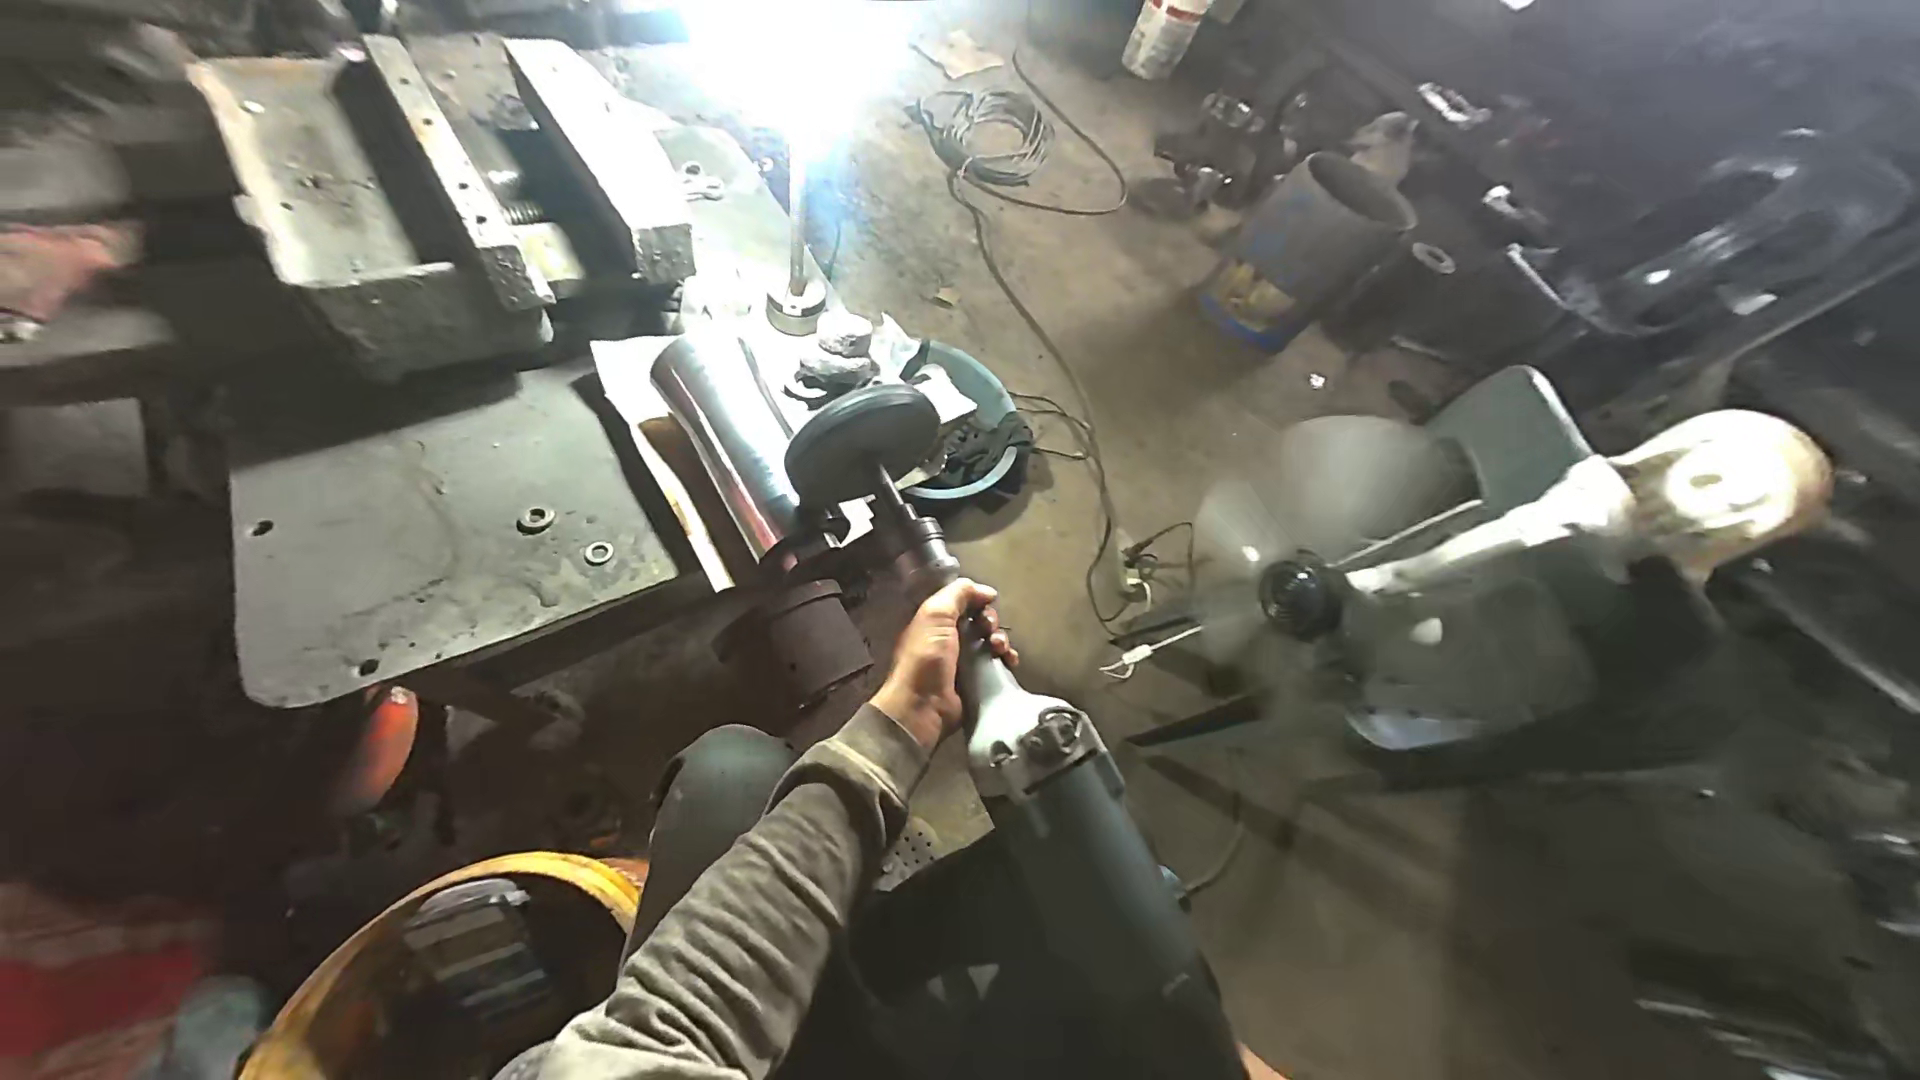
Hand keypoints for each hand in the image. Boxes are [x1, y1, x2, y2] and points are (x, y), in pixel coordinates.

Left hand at [870, 578, 1016, 749]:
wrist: (923, 707)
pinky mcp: (978, 679)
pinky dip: (1007, 658)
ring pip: (992, 641)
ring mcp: (964, 660)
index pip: (963, 602)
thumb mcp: (935, 615)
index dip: (977, 600)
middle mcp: (949, 637)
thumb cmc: (926, 658)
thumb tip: (988, 592)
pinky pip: (998, 663)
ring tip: (999, 649)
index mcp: (935, 620)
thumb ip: (958, 594)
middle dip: (990, 621)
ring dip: (1001, 640)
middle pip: (980, 620)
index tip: (986, 603)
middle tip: (988, 630)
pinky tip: (1009, 660)